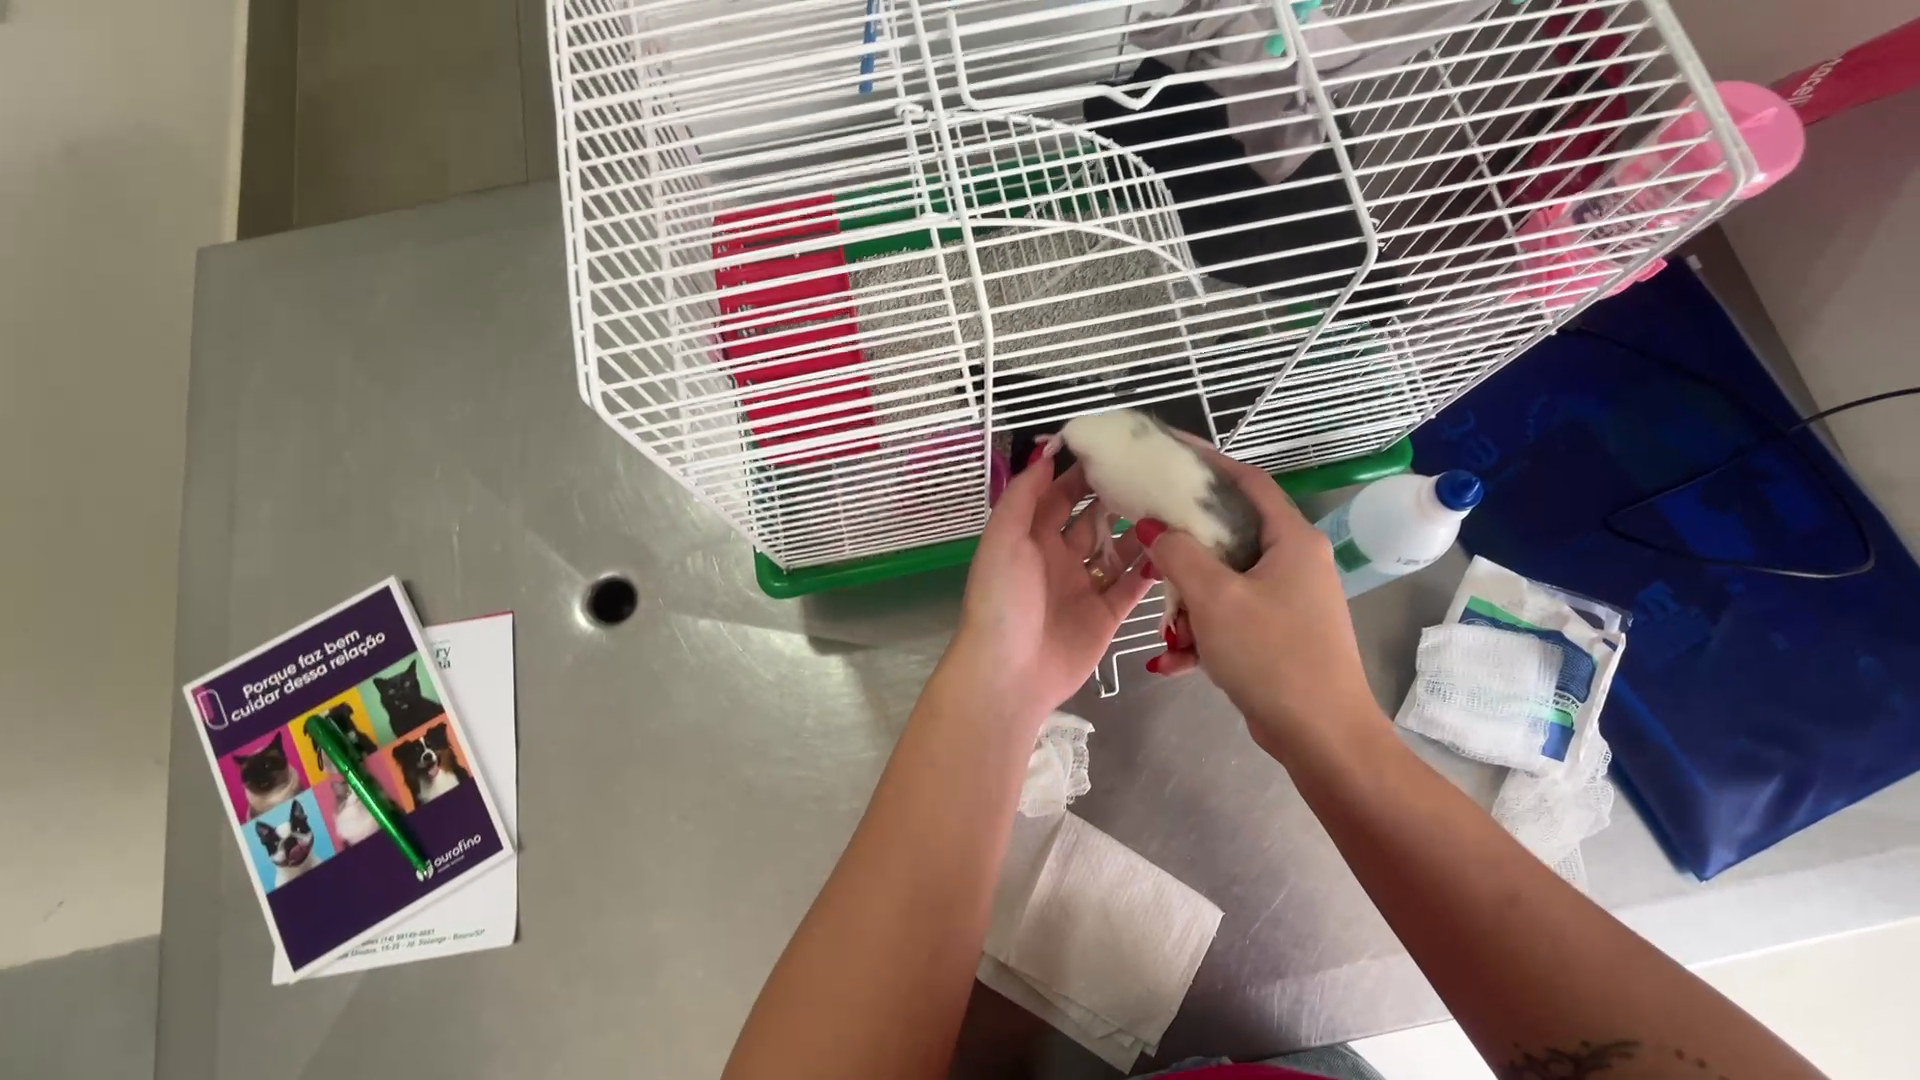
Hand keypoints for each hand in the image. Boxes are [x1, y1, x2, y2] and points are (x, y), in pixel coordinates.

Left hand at [948, 453, 1153, 727]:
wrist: (1009, 673)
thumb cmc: (1001, 600)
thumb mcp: (1003, 537)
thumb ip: (1024, 495)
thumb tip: (1047, 453)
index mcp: (1029, 537)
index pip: (1059, 494)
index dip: (1083, 471)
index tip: (1118, 447)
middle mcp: (1057, 558)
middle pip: (1093, 519)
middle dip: (1118, 497)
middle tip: (1156, 473)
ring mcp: (1083, 587)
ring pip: (1117, 550)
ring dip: (1140, 530)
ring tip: (1174, 505)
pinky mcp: (1106, 615)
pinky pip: (1133, 586)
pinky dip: (1152, 568)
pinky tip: (1176, 547)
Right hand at [1136, 451, 1380, 758]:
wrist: (1322, 736)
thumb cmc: (1273, 656)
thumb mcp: (1216, 599)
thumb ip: (1179, 555)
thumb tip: (1153, 526)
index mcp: (1292, 540)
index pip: (1247, 481)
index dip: (1207, 462)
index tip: (1166, 451)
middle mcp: (1295, 562)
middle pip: (1230, 532)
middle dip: (1186, 544)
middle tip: (1146, 537)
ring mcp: (1289, 600)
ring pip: (1225, 579)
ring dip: (1190, 600)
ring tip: (1165, 622)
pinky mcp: (1279, 634)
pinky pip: (1231, 617)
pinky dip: (1204, 633)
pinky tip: (1176, 658)